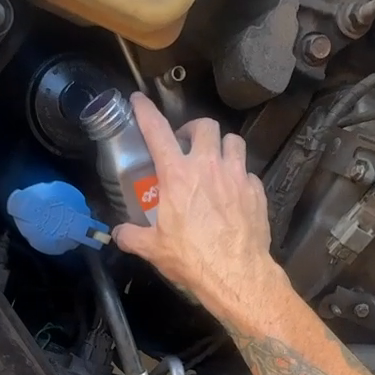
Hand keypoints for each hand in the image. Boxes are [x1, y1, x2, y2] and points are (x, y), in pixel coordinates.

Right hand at [112, 94, 289, 322]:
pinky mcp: (256, 192)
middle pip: (205, 126)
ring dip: (222, 145)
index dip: (145, 112)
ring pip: (233, 141)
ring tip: (214, 160)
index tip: (138, 100)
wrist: (236, 274)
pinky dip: (239, 176)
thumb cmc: (191, 258)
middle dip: (194, 129)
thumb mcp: (152, 249)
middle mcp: (208, 166)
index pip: (157, 131)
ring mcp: (236, 176)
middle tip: (186, 144)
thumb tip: (118, 234)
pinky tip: (233, 191)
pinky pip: (248, 172)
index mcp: (177, 175)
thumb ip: (131, 236)